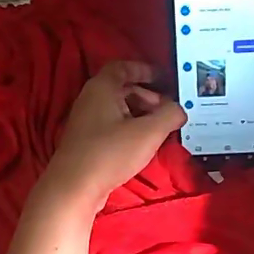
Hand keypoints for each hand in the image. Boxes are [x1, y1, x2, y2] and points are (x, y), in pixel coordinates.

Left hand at [39, 61, 184, 213]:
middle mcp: (91, 99)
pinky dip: (129, 129)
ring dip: (140, 115)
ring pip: (118, 109)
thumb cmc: (110, 153)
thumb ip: (170, 115)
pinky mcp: (86, 141)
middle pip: (123, 88)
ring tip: (158, 130)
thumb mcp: (149, 132)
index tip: (164, 78)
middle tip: (167, 111)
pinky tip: (141, 145)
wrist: (74, 187)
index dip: (146, 70)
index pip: (124, 66)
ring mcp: (86, 121)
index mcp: (103, 87)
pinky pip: (112, 126)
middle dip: (148, 97)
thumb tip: (179, 110)